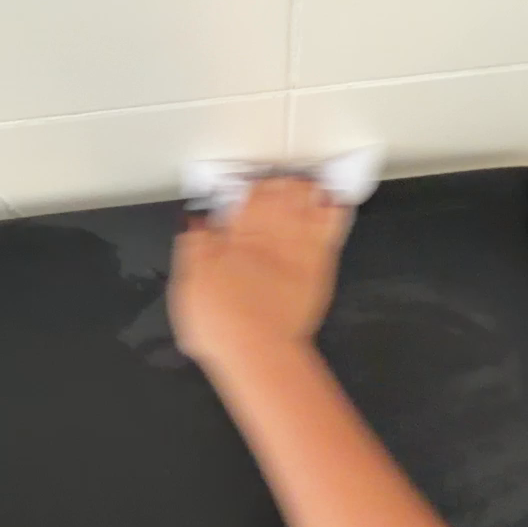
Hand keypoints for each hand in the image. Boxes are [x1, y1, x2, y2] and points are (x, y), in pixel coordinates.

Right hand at [170, 178, 352, 368]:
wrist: (258, 351)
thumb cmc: (222, 325)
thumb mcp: (191, 285)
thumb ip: (195, 249)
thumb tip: (196, 223)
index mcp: (235, 239)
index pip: (246, 199)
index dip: (252, 185)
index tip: (254, 178)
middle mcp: (268, 239)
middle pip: (278, 200)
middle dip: (282, 184)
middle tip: (284, 174)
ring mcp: (295, 252)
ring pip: (304, 209)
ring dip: (307, 193)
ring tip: (309, 181)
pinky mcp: (316, 269)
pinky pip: (329, 232)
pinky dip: (333, 215)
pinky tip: (336, 204)